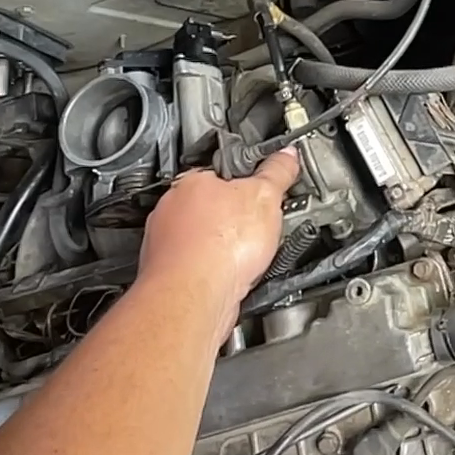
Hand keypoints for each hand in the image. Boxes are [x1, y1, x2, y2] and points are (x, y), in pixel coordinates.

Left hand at [136, 147, 300, 325]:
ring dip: (227, 246)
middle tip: (261, 222)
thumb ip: (277, 173)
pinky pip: (203, 267)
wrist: (194, 298)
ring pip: (207, 239)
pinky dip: (219, 271)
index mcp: (191, 183)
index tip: (264, 187)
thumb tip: (287, 156)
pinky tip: (234, 275)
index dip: (248, 180)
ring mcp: (167, 247)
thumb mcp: (265, 196)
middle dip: (237, 215)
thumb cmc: (218, 246)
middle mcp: (171, 211)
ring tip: (249, 253)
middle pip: (213, 205)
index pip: (222, 170)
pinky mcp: (172, 278)